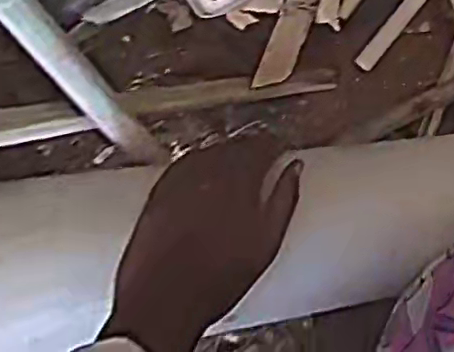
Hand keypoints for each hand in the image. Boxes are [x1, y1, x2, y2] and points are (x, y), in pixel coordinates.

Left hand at [101, 136, 302, 351]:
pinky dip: (197, 163)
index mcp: (241, 179)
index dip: (275, 146)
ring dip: (225, 153)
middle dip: (251, 148)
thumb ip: (285, 198)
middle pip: (237, 145)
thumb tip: (294, 168)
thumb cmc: (218, 277)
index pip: (264, 146)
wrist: (162, 307)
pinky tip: (201, 174)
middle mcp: (210, 172)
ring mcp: (181, 181)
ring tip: (233, 166)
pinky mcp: (158, 194)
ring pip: (210, 151)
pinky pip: (183, 165)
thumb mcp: (266, 242)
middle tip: (260, 158)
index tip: (280, 150)